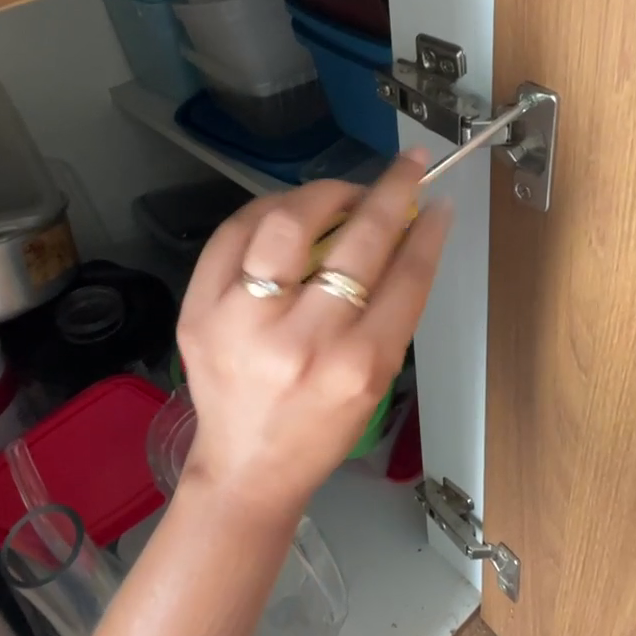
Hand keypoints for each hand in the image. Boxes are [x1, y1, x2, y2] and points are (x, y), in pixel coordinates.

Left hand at [174, 149, 450, 518]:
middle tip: (405, 168)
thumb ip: (392, 306)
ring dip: (322, 194)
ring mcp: (242, 324)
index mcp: (357, 366)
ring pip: (285, 221)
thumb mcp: (376, 378)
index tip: (437, 197)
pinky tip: (286, 212)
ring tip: (339, 198)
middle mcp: (301, 341)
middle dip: (390, 191)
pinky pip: (233, 233)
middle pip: (355, 240)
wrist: (247, 467)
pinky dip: (267, 211)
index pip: (406, 275)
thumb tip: (406, 229)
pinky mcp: (199, 312)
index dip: (428, 228)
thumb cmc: (322, 426)